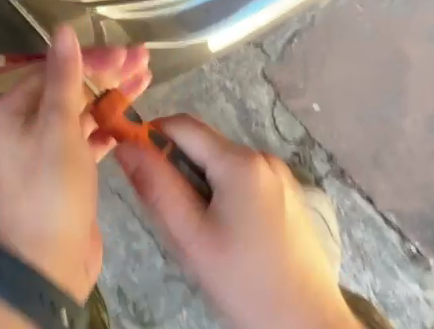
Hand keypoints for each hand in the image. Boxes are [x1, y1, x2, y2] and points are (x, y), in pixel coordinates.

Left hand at [0, 26, 149, 301]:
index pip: (56, 68)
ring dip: (113, 94)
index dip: (91, 58)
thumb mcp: (58, 127)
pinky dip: (111, 124)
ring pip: (84, 109)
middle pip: (71, 85)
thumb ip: (65, 77)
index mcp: (16, 108)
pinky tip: (134, 116)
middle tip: (145, 59)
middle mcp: (28, 122)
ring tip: (148, 77)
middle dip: (107, 72)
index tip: (126, 53)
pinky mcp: (68, 169)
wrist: (49, 262)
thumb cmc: (51, 189)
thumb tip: (62, 29)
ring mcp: (48, 146)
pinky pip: (91, 136)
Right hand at [115, 116, 356, 328]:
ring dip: (201, 187)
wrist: (310, 328)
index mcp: (239, 161)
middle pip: (203, 147)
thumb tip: (124, 145)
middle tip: (172, 217)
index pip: (180, 125)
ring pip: (222, 167)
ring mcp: (281, 178)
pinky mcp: (290, 198)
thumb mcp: (191, 237)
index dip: (150, 137)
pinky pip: (244, 183)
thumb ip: (155, 185)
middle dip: (178, 171)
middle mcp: (263, 158)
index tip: (134, 166)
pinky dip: (226, 197)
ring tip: (203, 235)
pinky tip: (230, 239)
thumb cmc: (246, 282)